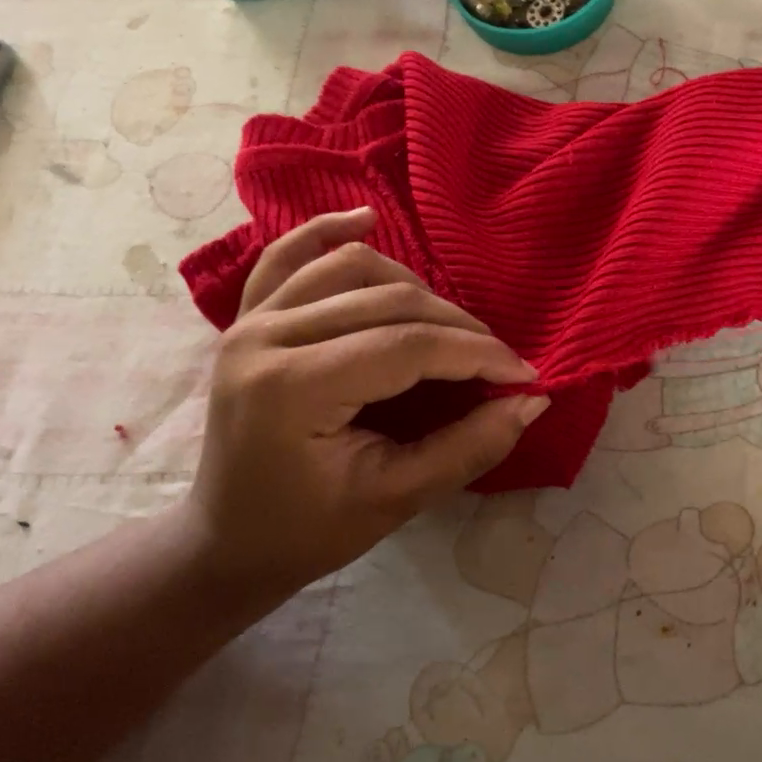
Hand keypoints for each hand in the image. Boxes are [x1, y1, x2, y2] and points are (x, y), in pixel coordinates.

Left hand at [184, 208, 547, 595]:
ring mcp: (250, 321)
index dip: (478, 354)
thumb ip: (468, 447)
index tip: (526, 374)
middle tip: (499, 363)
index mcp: (292, 387)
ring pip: (351, 267)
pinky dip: (327, 233)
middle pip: (388, 300)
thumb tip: (533, 399)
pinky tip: (366, 218)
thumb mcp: (396, 500)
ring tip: (451, 327)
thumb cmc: (309, 531)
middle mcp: (265, 337)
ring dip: (415, 288)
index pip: (407, 345)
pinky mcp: (247, 319)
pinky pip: (287, 257)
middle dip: (459, 328)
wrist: (228, 543)